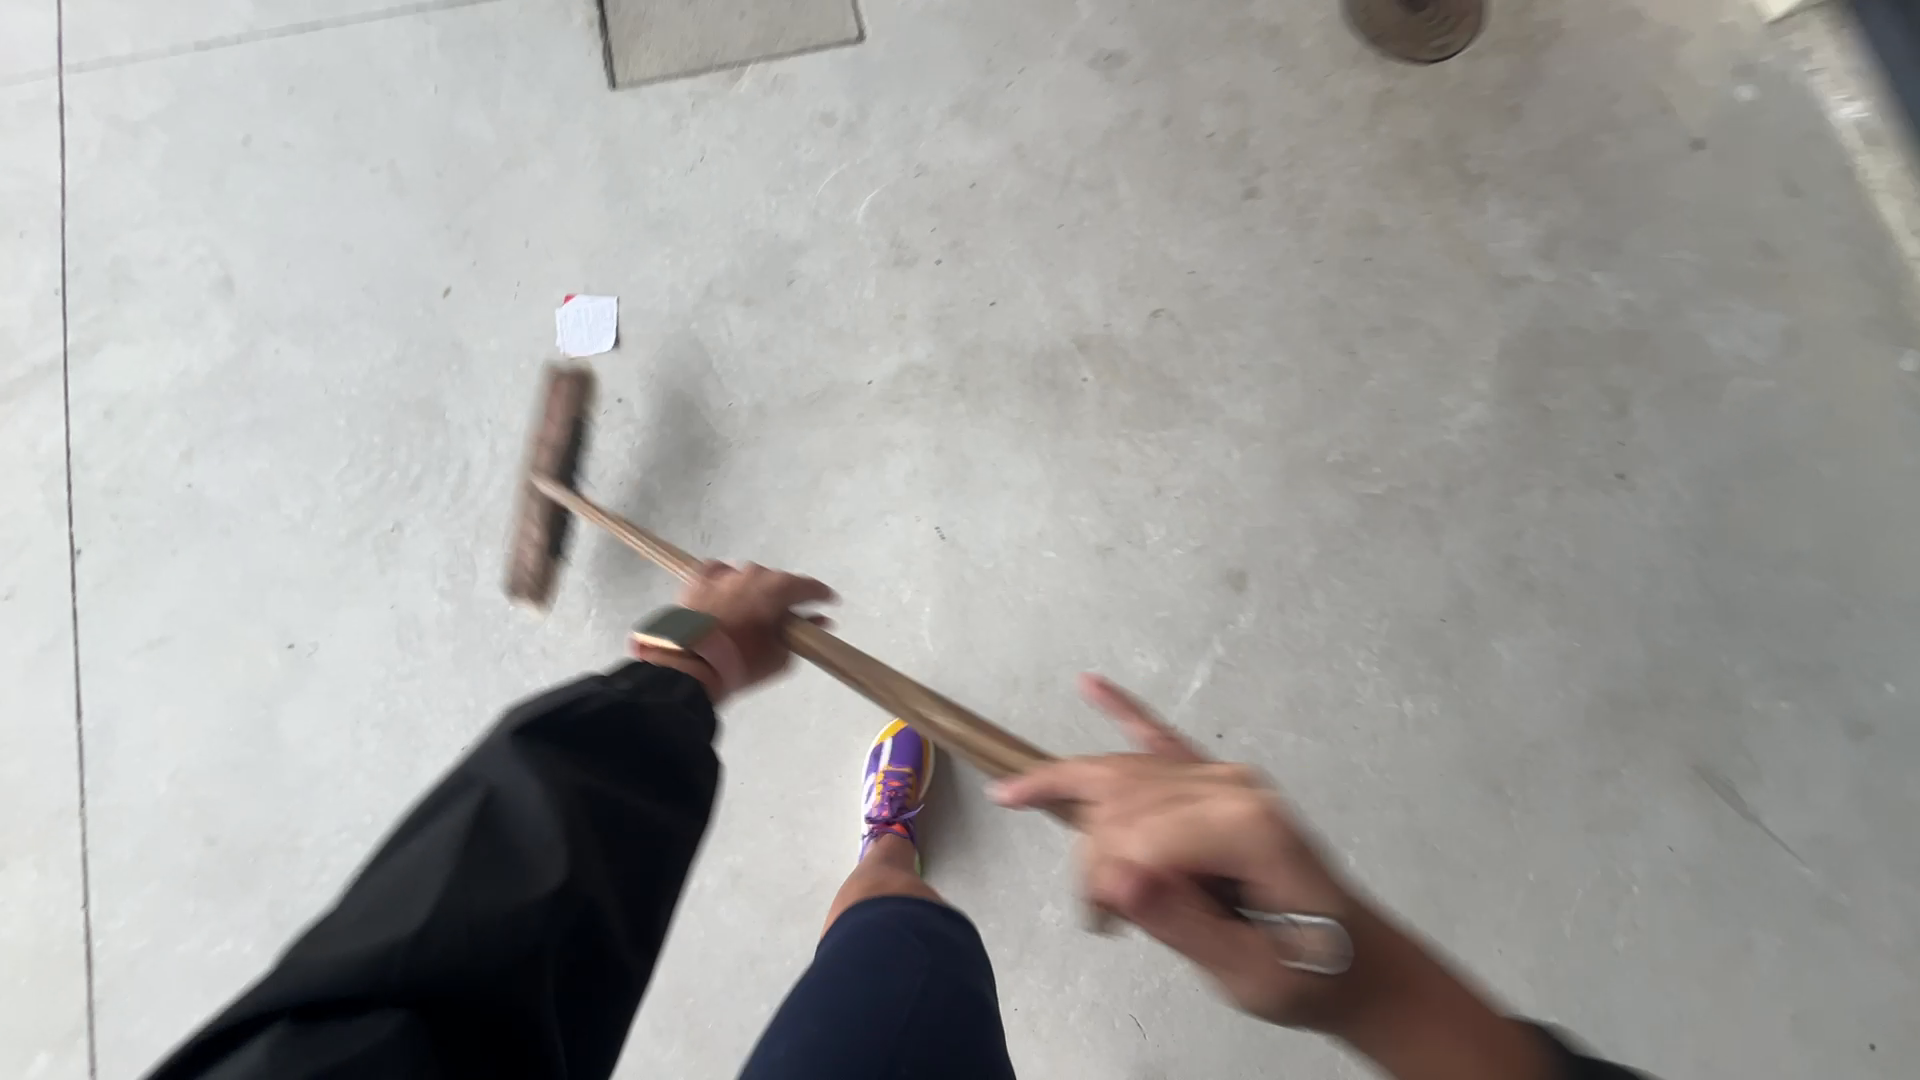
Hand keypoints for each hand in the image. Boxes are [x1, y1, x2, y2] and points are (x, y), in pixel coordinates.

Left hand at [629, 561, 835, 702]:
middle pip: (779, 582)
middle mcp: (756, 574)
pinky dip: (727, 579)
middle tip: (786, 616)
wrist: (688, 664)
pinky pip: (719, 571)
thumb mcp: (781, 657)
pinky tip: (727, 590)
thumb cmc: (741, 662)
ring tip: (752, 610)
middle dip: (786, 597)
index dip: (822, 596)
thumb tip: (818, 620)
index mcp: (780, 589)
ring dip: (756, 590)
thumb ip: (802, 635)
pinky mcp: (700, 578)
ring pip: (750, 576)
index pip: (810, 587)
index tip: (829, 603)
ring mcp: (726, 573)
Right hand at [997, 677, 1558, 1079]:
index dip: (1104, 876)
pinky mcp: (1216, 776)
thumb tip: (1113, 880)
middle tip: (1094, 914)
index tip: (1100, 923)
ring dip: (1071, 789)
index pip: (1138, 832)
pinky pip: (1159, 737)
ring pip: (1123, 770)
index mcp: (1247, 824)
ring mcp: (1223, 773)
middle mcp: (1231, 782)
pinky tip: (1090, 684)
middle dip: (1091, 852)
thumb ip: (1182, 924)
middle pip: (1122, 799)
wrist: (1355, 958)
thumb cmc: (1306, 971)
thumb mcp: (1248, 974)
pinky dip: (1123, 710)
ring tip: (1018, 797)